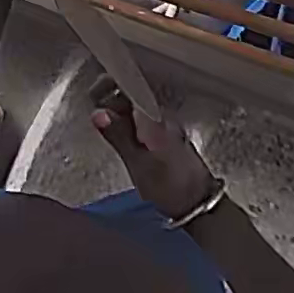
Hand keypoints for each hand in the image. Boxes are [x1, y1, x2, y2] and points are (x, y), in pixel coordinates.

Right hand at [90, 85, 217, 218]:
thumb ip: (117, 135)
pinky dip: (128, 123)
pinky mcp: (167, 137)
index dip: (109, 86)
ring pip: (137, 108)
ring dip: (119, 113)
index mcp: (154, 117)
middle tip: (96, 116)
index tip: (93, 95)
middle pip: (133, 95)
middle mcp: (162, 116)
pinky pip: (143, 119)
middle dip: (111, 100)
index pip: (130, 87)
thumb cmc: (168, 186)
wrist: (200, 207)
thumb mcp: (137, 163)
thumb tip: (97, 112)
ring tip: (105, 128)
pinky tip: (121, 136)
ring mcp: (166, 126)